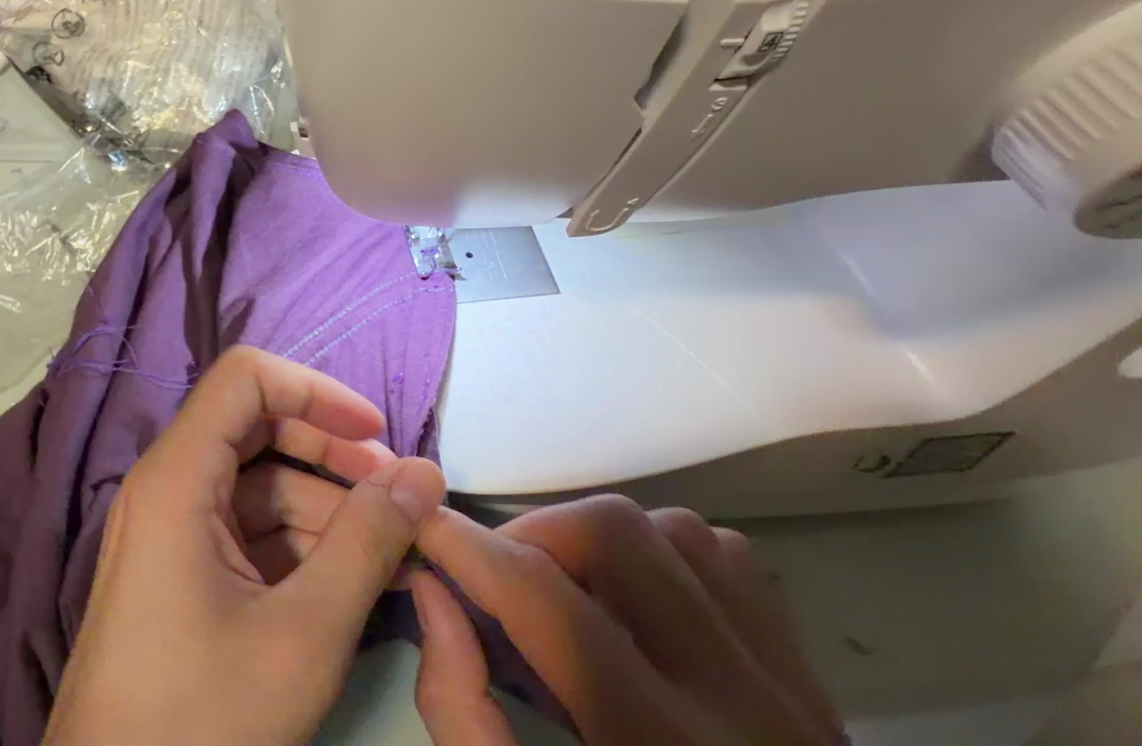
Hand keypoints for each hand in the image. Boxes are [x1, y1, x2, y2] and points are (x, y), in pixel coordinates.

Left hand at [45, 345, 448, 745]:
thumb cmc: (205, 713)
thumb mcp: (305, 630)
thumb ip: (369, 542)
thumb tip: (425, 472)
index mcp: (177, 477)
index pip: (245, 378)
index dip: (316, 391)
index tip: (377, 435)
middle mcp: (167, 488)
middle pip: (257, 430)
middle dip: (333, 456)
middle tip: (399, 500)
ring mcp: (172, 532)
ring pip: (259, 486)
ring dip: (327, 510)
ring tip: (393, 556)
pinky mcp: (182, 572)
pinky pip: (248, 532)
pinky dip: (302, 546)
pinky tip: (353, 583)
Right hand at [411, 495, 843, 745]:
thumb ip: (460, 706)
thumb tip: (431, 588)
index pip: (547, 601)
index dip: (469, 548)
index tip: (424, 528)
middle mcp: (743, 705)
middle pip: (619, 536)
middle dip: (536, 535)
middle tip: (498, 575)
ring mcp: (791, 685)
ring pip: (676, 532)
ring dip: (600, 542)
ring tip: (564, 591)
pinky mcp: (810, 677)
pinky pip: (728, 559)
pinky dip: (664, 556)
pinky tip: (633, 601)